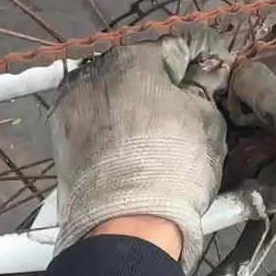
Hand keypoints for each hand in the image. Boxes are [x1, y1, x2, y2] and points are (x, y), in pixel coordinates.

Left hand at [51, 33, 229, 269]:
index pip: (177, 48)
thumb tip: (209, 69)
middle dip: (163, 83)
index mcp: (132, 57)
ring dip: (136, 104)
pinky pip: (96, 121)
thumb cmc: (175, 163)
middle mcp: (93, 72)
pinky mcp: (59, 138)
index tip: (216, 77)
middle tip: (189, 106)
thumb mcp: (207, 118)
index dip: (202, 63)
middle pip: (139, 70)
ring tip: (160, 131)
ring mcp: (70, 105)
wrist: (125, 226)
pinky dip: (114, 128)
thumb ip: (206, 85)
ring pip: (114, 94)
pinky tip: (133, 147)